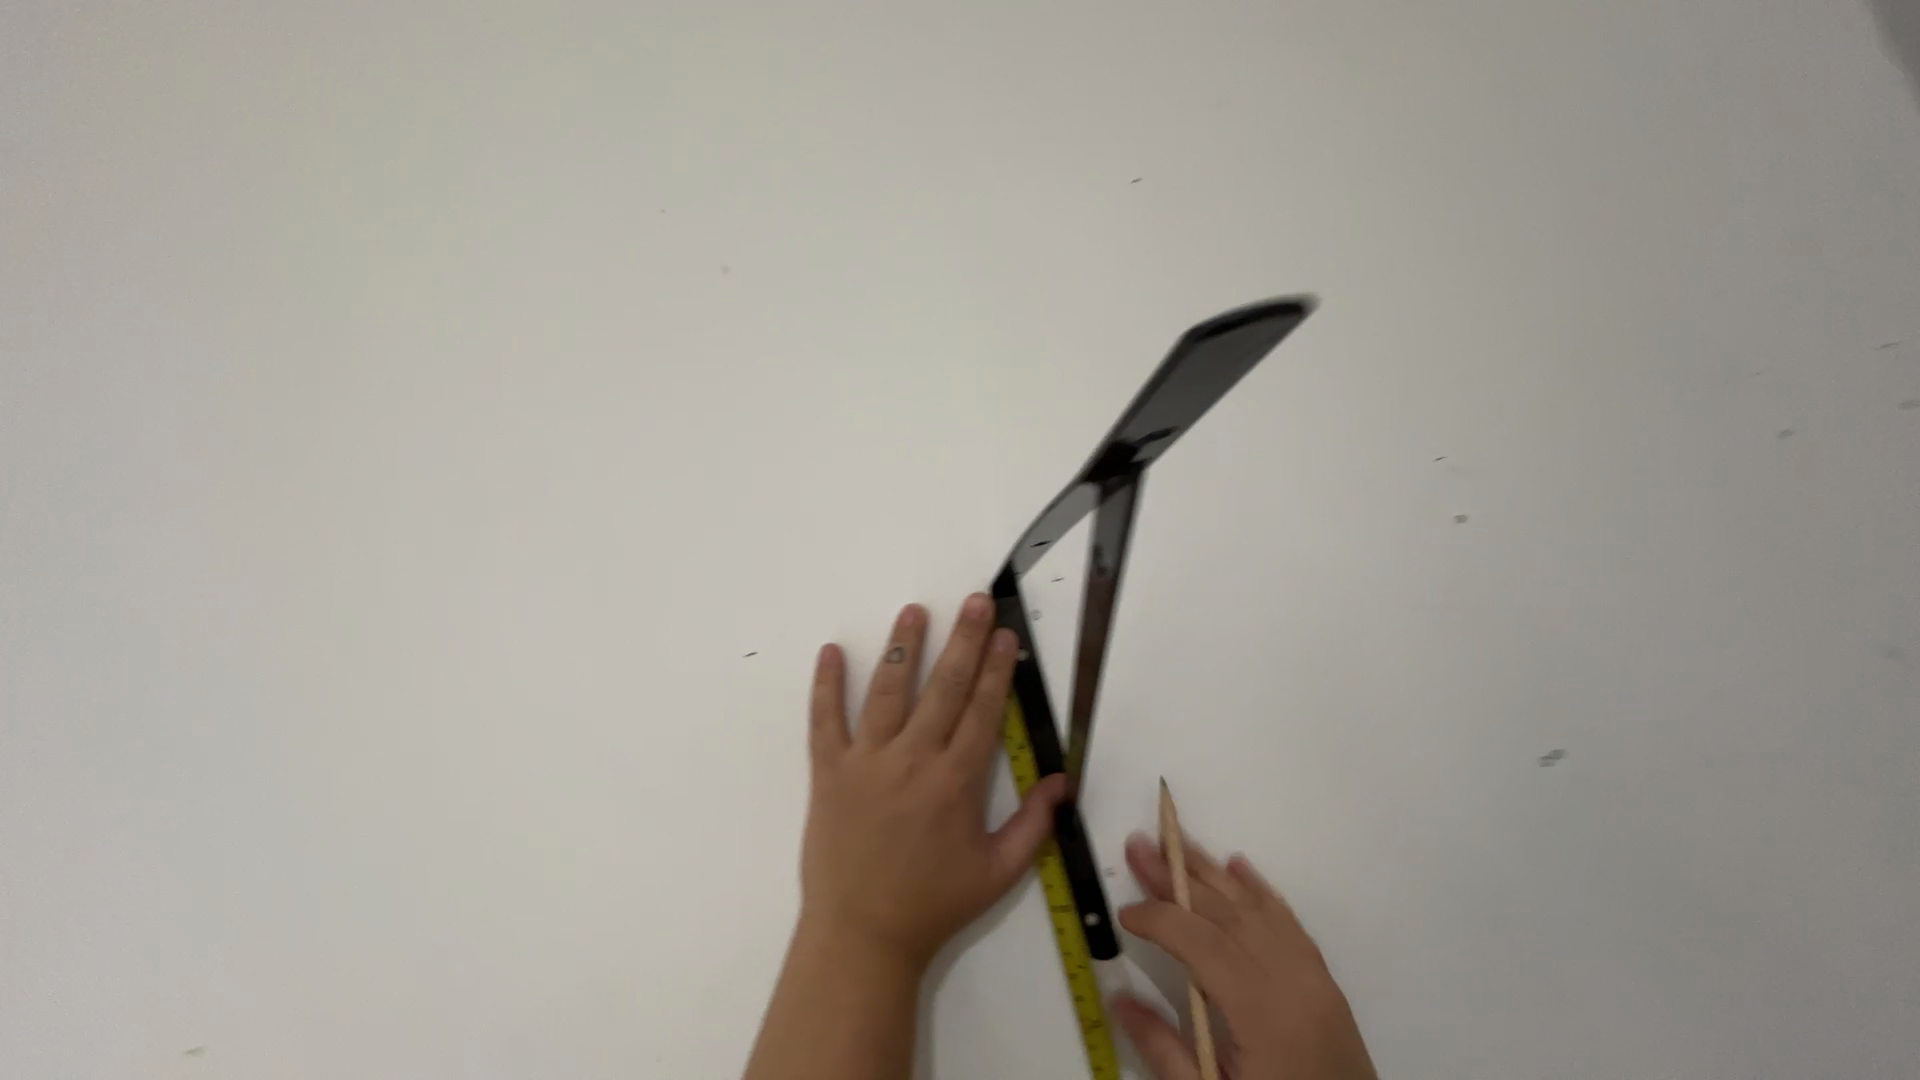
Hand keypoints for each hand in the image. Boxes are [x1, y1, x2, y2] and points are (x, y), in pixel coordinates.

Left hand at [801, 594, 1069, 969]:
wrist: (862, 935)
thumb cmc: (933, 904)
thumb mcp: (998, 873)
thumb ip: (1033, 824)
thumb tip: (1062, 780)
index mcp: (956, 781)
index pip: (983, 710)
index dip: (997, 669)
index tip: (1006, 636)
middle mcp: (913, 759)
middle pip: (944, 687)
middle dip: (964, 639)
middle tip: (975, 601)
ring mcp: (867, 761)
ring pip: (888, 691)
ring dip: (904, 647)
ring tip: (914, 610)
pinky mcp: (829, 772)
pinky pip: (825, 720)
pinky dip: (827, 685)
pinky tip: (831, 651)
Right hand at [1113, 834, 1377, 1079]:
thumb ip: (1163, 1048)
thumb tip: (1117, 997)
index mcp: (1262, 1010)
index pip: (1201, 943)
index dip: (1159, 920)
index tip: (1124, 913)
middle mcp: (1292, 980)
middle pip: (1226, 912)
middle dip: (1177, 877)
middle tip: (1139, 845)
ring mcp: (1314, 978)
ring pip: (1256, 908)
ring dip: (1212, 872)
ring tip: (1176, 843)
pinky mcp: (1325, 983)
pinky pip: (1289, 921)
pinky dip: (1260, 889)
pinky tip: (1237, 866)